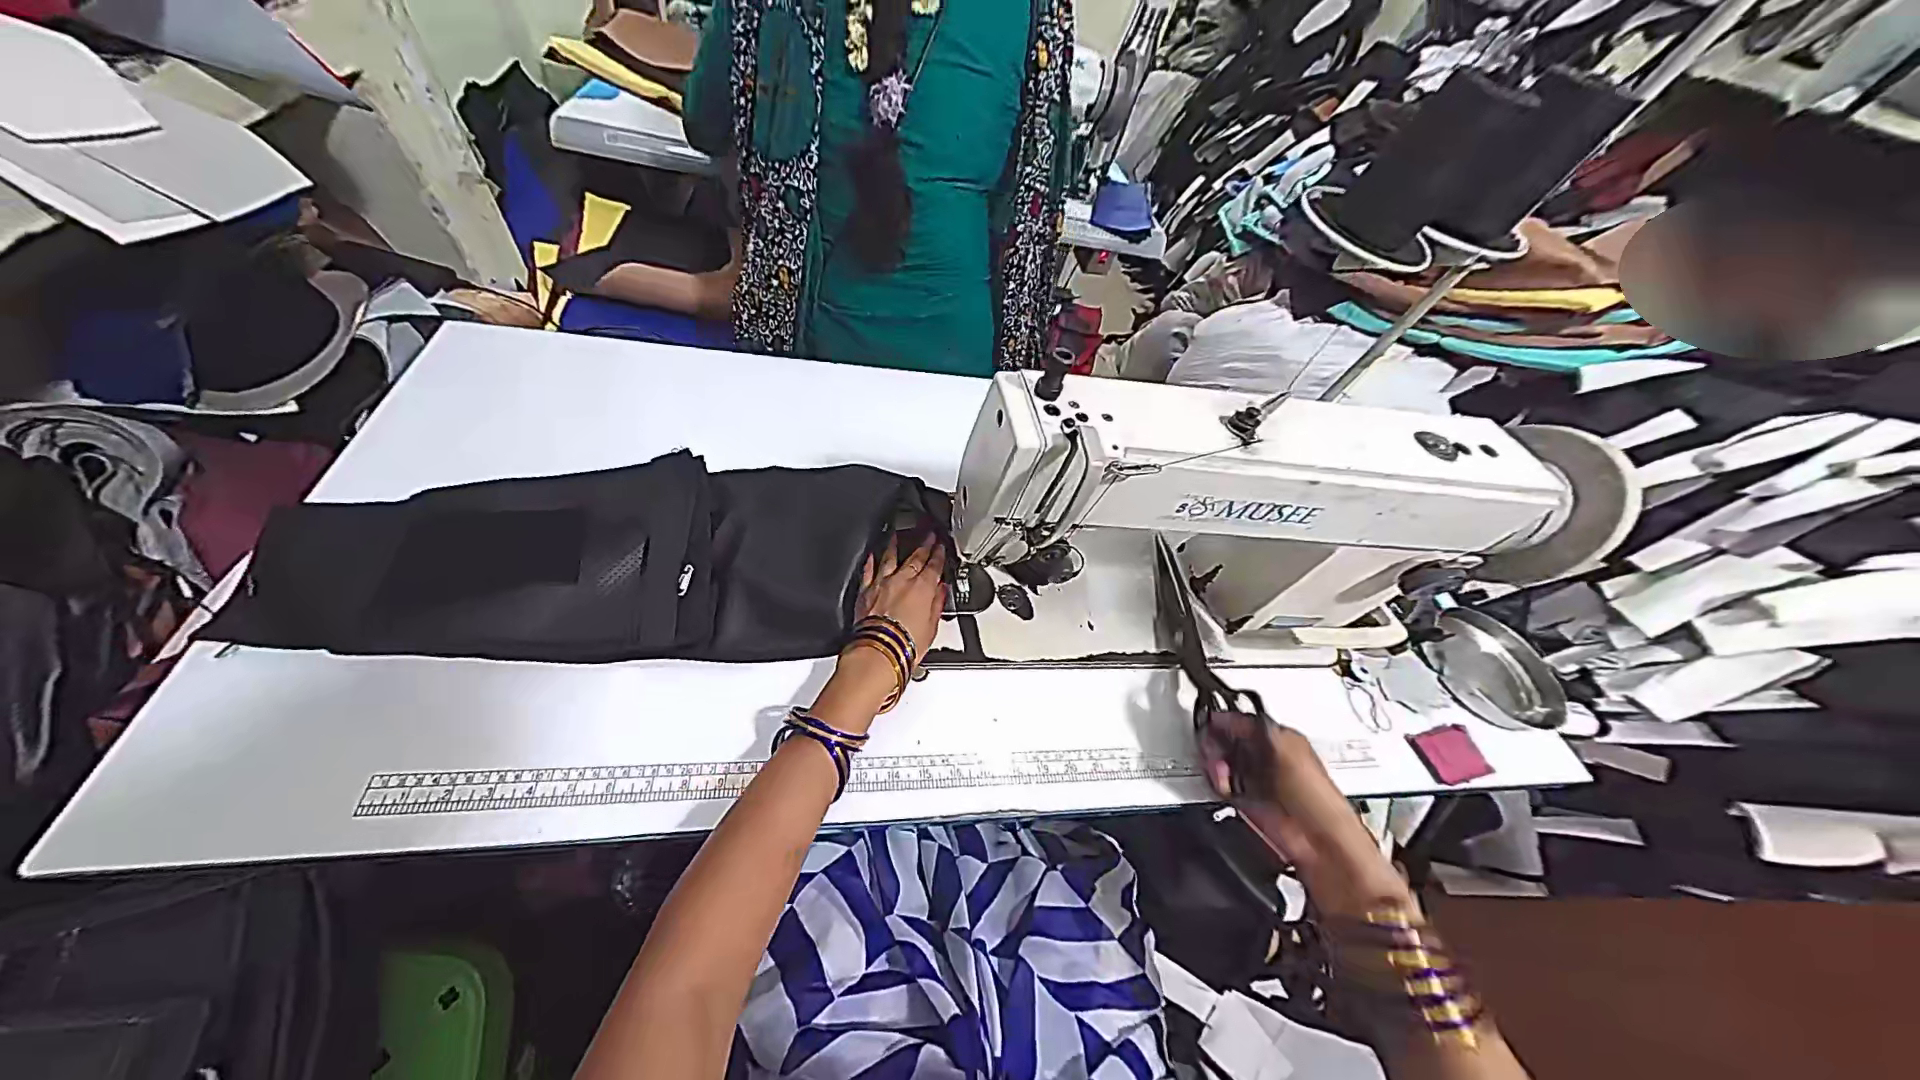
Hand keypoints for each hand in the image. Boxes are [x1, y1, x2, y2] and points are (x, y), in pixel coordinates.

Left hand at [853, 537, 946, 665]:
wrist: (879, 650)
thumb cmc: (906, 643)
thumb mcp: (932, 626)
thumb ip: (937, 604)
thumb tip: (941, 592)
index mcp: (923, 588)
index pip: (934, 565)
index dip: (939, 554)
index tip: (941, 547)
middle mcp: (902, 581)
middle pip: (915, 557)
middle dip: (924, 545)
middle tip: (928, 535)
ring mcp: (882, 584)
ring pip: (890, 558)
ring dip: (895, 545)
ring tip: (897, 536)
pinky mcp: (866, 592)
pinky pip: (868, 571)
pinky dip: (871, 562)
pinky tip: (871, 557)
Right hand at [1198, 709, 1412, 917]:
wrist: (1317, 843)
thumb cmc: (1316, 798)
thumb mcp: (1285, 747)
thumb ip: (1255, 725)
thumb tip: (1228, 716)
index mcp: (1280, 739)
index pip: (1242, 721)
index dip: (1224, 721)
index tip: (1209, 724)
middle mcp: (1266, 757)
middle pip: (1226, 740)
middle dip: (1216, 744)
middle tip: (1215, 751)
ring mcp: (1255, 779)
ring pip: (1220, 761)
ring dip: (1215, 765)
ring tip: (1222, 773)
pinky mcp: (1246, 800)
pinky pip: (1221, 784)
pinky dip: (1217, 783)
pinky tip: (1225, 787)